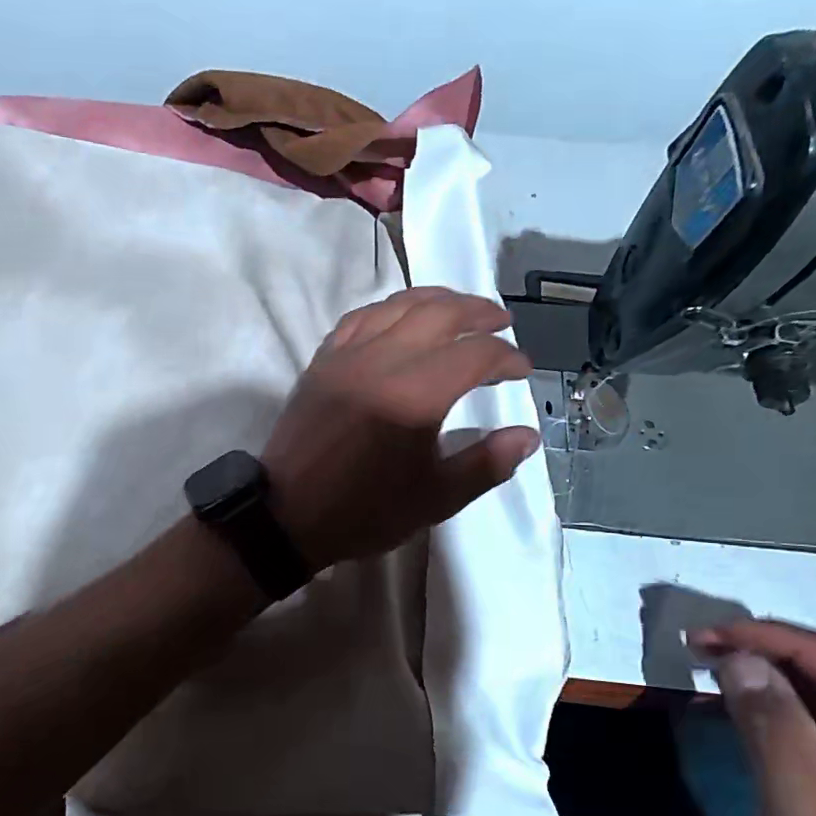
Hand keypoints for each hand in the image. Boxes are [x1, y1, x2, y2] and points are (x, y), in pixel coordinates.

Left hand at [263, 287, 540, 569]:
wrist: (287, 515)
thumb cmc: (366, 511)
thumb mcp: (436, 499)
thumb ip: (487, 464)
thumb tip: (528, 436)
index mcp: (417, 396)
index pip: (475, 355)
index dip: (507, 357)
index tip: (523, 370)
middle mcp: (384, 361)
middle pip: (441, 312)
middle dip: (479, 312)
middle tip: (502, 322)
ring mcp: (349, 354)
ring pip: (401, 304)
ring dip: (440, 299)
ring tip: (463, 309)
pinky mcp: (325, 359)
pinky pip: (364, 316)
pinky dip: (394, 309)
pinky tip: (405, 317)